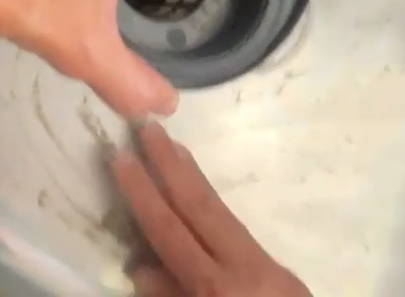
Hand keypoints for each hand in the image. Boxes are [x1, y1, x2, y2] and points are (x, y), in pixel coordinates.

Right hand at [115, 123, 309, 296]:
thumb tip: (142, 266)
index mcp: (218, 293)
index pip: (170, 231)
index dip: (142, 193)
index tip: (120, 155)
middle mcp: (247, 273)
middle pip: (201, 207)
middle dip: (170, 165)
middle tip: (146, 125)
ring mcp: (272, 273)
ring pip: (223, 213)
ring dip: (193, 177)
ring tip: (171, 145)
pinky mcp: (285, 278)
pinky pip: (239, 231)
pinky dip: (214, 207)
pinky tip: (201, 195)